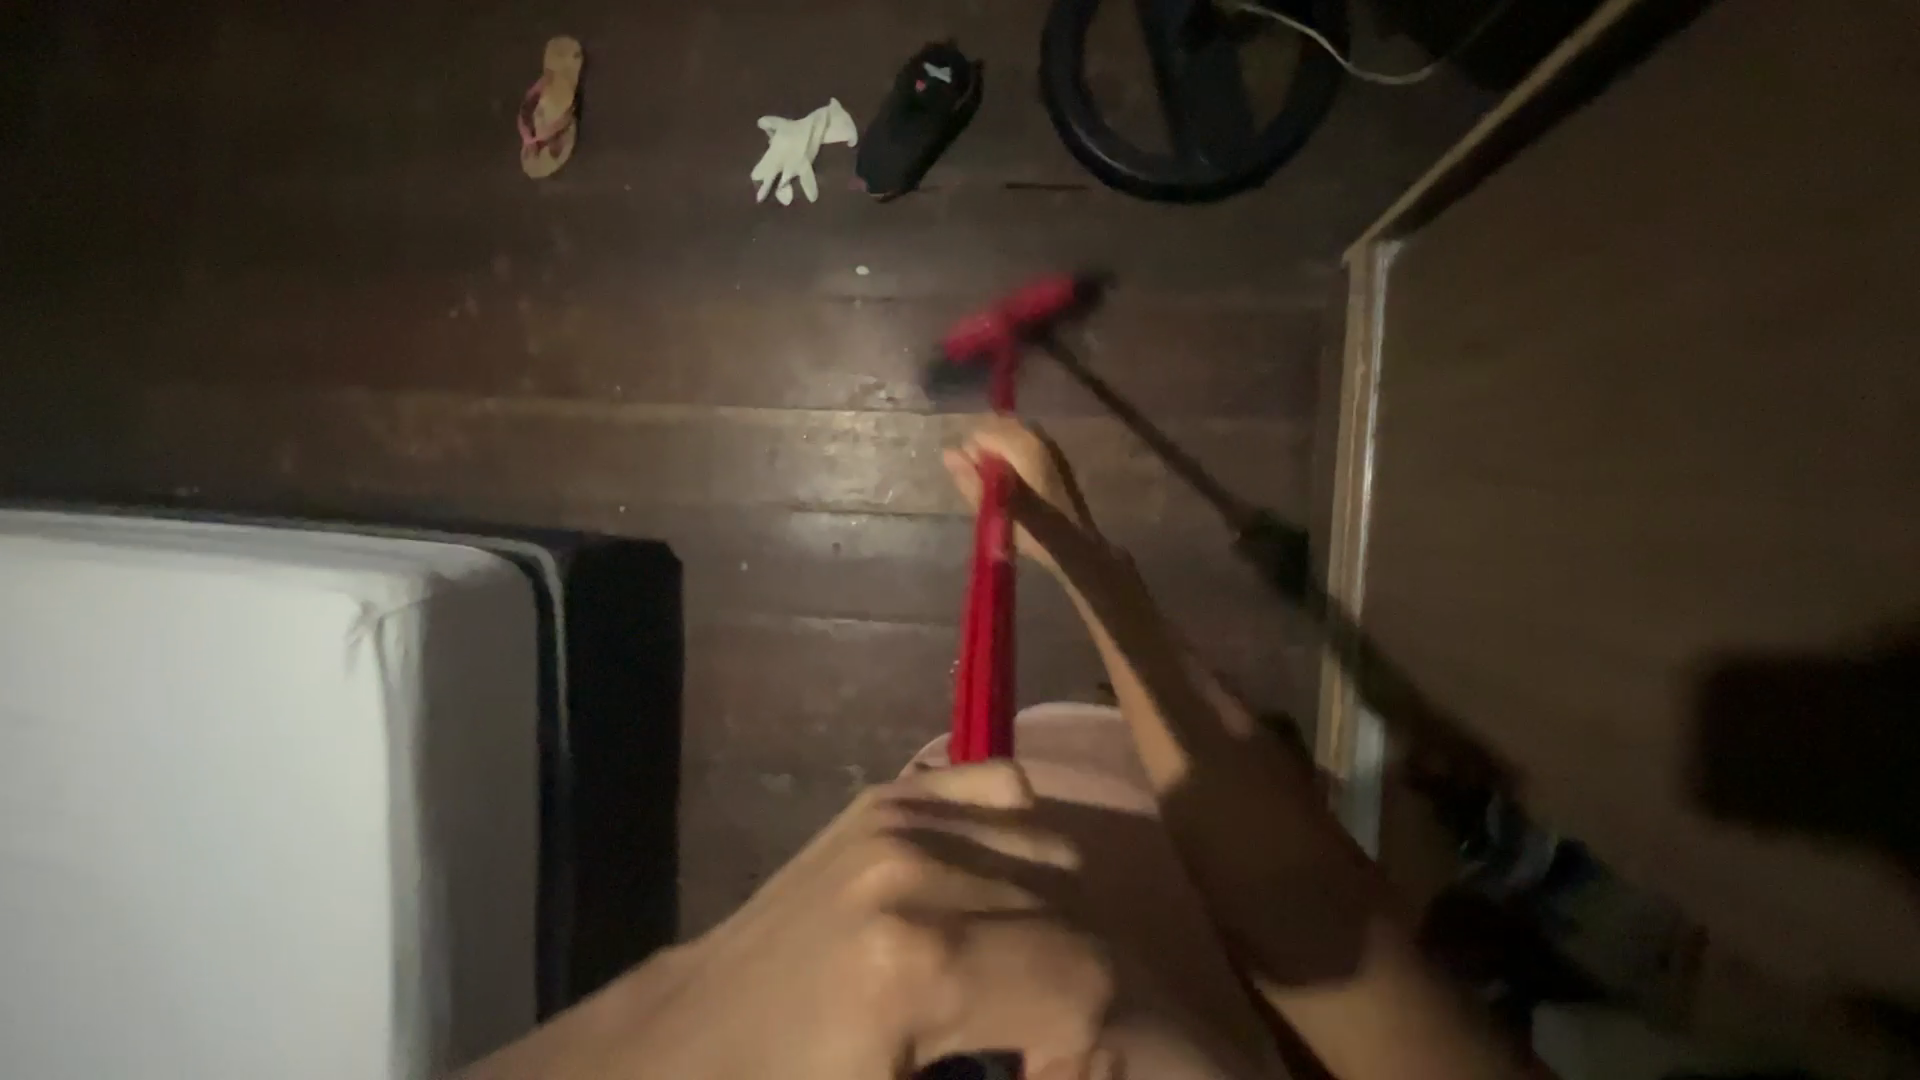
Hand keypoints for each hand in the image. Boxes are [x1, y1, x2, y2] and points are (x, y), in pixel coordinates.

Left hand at [460, 761, 1115, 1079]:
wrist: (670, 1057)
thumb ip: (1021, 1062)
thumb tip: (1095, 1039)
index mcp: (917, 961)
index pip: (1085, 980)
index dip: (1137, 1037)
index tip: (1137, 1062)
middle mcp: (915, 859)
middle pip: (1075, 910)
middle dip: (1107, 986)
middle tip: (1090, 1037)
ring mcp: (898, 813)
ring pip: (1050, 847)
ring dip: (1067, 917)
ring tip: (1039, 981)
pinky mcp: (882, 798)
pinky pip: (1000, 790)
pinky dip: (1027, 840)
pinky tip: (1007, 897)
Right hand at [944, 419, 1105, 575]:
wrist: (1078, 546)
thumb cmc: (1035, 532)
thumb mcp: (995, 511)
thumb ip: (971, 479)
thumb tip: (948, 453)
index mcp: (1025, 447)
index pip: (983, 431)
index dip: (972, 452)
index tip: (974, 477)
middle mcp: (1039, 438)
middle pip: (999, 424)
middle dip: (985, 446)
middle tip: (983, 478)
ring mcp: (1051, 445)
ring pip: (1013, 431)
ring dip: (999, 448)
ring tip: (997, 480)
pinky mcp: (1057, 456)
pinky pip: (1026, 441)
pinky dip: (1013, 452)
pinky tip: (1013, 479)